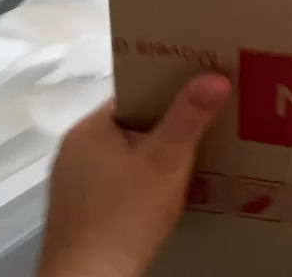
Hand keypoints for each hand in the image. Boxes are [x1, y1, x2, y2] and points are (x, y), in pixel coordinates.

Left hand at [37, 73, 231, 276]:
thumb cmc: (124, 216)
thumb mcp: (166, 160)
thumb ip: (190, 115)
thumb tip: (216, 75)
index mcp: (88, 131)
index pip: (138, 93)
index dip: (174, 87)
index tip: (209, 86)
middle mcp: (75, 152)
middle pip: (137, 122)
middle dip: (175, 120)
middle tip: (215, 114)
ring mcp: (76, 185)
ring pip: (132, 151)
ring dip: (164, 150)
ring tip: (204, 146)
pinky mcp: (83, 212)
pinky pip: (124, 177)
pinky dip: (150, 175)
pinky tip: (175, 184)